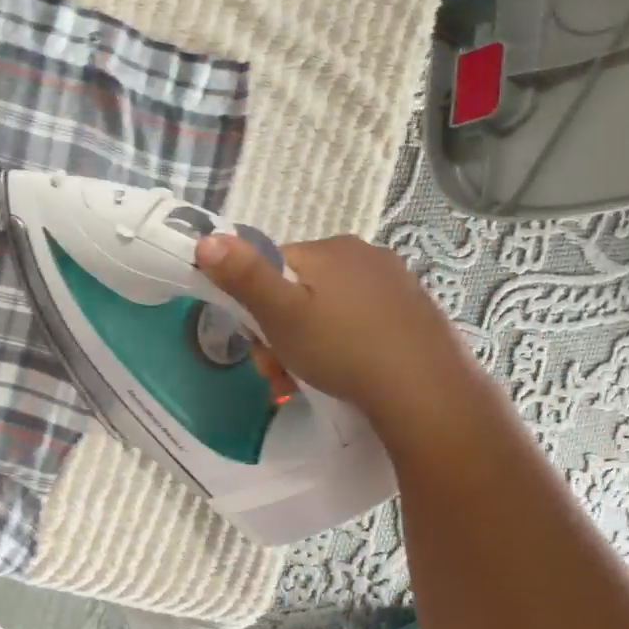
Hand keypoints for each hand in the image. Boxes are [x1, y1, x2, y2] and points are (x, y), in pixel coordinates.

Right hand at [195, 233, 482, 426]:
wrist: (423, 389)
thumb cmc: (342, 348)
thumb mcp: (280, 315)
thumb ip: (244, 276)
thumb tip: (205, 239)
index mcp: (328, 250)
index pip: (266, 265)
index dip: (250, 305)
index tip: (254, 342)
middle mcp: (361, 254)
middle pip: (293, 289)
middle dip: (275, 332)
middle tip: (276, 370)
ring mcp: (390, 280)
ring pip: (321, 309)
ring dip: (300, 344)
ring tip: (301, 380)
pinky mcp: (407, 308)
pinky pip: (352, 320)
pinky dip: (335, 345)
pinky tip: (338, 372)